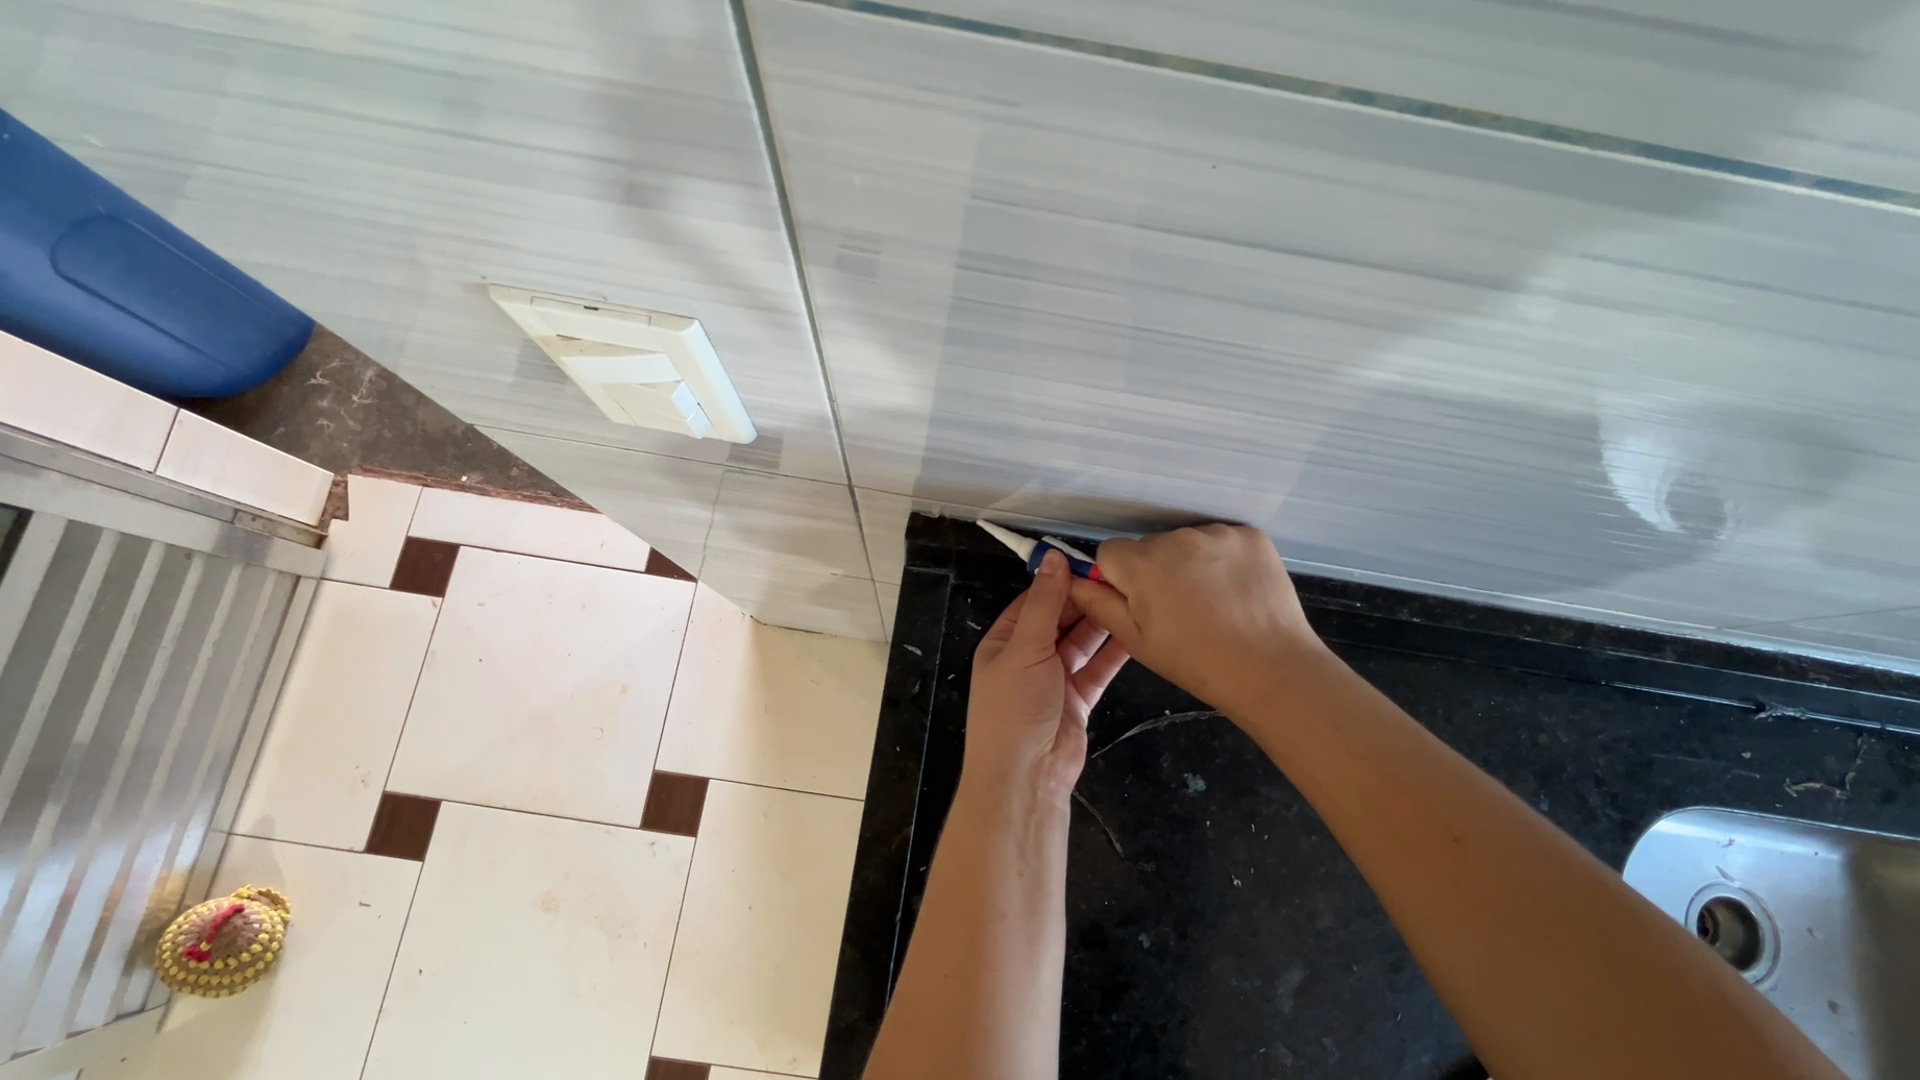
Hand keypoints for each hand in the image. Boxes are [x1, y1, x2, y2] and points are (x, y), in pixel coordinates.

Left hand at [964, 551, 1130, 806]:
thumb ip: (1043, 603)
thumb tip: (1053, 559)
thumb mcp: (1024, 648)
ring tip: (1133, 599)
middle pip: (1060, 619)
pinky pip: (1097, 668)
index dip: (1061, 581)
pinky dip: (1113, 653)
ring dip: (1103, 624)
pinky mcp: (1077, 699)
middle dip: (1086, 601)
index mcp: (1004, 641)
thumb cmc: (1014, 707)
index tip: (1093, 562)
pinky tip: (1135, 633)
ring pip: (1081, 643)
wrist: (1025, 775)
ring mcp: (1053, 679)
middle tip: (1122, 579)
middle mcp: (1027, 656)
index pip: (1035, 600)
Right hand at [1069, 524, 1326, 713]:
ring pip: (1187, 542)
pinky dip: (1224, 560)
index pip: (1111, 552)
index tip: (1139, 603)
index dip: (1119, 578)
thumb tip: (1070, 580)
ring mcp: (1217, 534)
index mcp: (1142, 564)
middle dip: (1155, 569)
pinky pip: (1223, 540)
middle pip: (1150, 546)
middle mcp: (1177, 538)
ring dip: (1190, 563)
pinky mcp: (1250, 536)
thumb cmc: (1195, 660)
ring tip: (1211, 601)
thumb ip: (1099, 604)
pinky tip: (1235, 590)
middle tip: (1178, 608)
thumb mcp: (1136, 640)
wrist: (1270, 667)